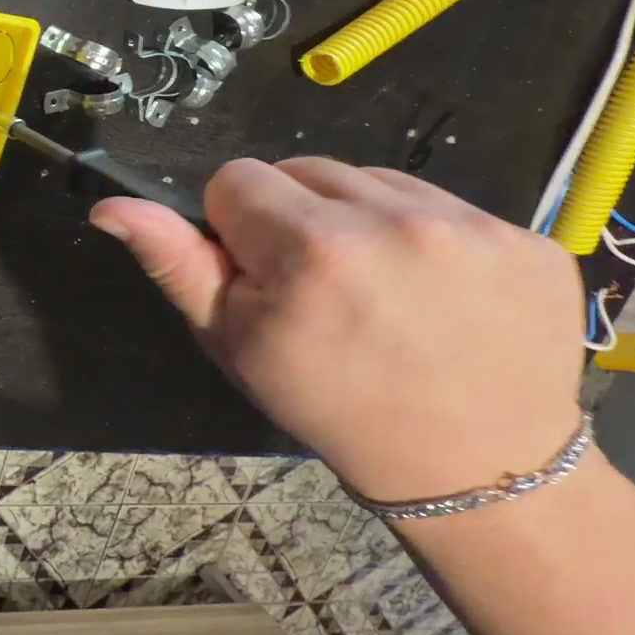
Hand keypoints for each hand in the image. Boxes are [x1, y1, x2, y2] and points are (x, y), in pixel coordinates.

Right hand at [90, 158, 586, 502]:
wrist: (475, 465)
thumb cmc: (323, 399)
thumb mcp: (227, 335)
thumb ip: (172, 259)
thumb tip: (108, 206)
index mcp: (309, 246)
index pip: (234, 178)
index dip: (234, 225)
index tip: (261, 276)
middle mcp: (392, 220)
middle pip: (300, 169)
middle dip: (290, 214)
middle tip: (311, 282)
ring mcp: (470, 226)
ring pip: (367, 178)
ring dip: (352, 216)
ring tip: (368, 282)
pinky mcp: (526, 237)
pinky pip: (437, 199)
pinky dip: (417, 230)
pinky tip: (426, 285)